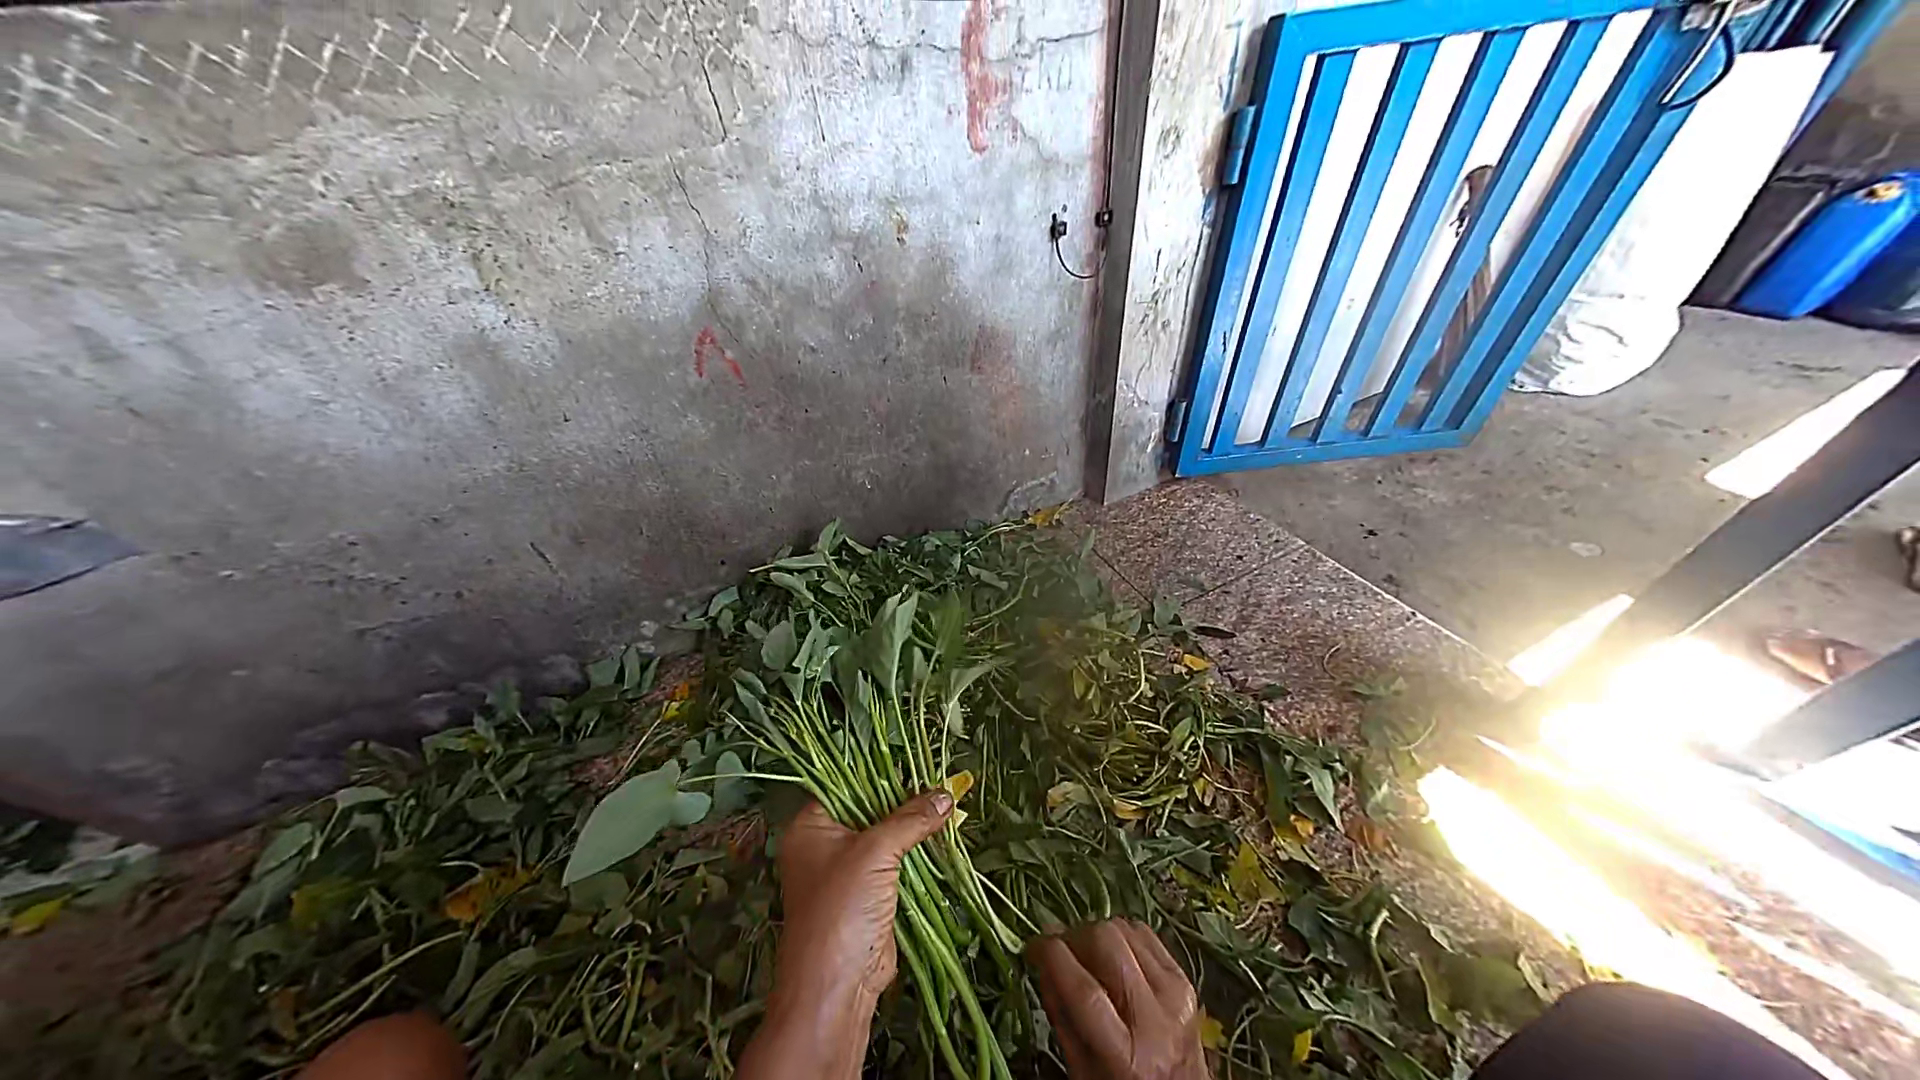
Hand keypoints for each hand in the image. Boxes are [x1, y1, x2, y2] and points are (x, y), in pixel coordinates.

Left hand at [736, 791, 954, 1079]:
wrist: (837, 985)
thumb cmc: (841, 908)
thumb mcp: (874, 852)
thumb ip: (910, 819)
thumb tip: (945, 795)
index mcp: (812, 826)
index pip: (844, 784)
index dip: (878, 774)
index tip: (914, 764)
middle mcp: (825, 843)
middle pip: (868, 809)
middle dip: (903, 800)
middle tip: (937, 783)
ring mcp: (847, 869)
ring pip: (885, 835)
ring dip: (913, 826)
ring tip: (946, 803)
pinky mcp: (869, 892)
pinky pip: (895, 861)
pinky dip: (916, 851)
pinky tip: (941, 835)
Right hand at [1027, 919, 1207, 1079]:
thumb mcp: (1081, 1069)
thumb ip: (1060, 1014)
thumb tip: (1041, 956)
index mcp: (1125, 1055)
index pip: (1084, 990)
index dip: (1051, 956)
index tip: (1032, 946)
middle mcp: (1155, 1019)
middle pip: (1106, 944)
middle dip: (1073, 936)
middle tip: (1059, 949)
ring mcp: (1175, 994)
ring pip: (1122, 929)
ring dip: (1094, 933)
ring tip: (1084, 954)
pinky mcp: (1184, 978)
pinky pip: (1143, 932)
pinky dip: (1119, 934)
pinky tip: (1110, 953)